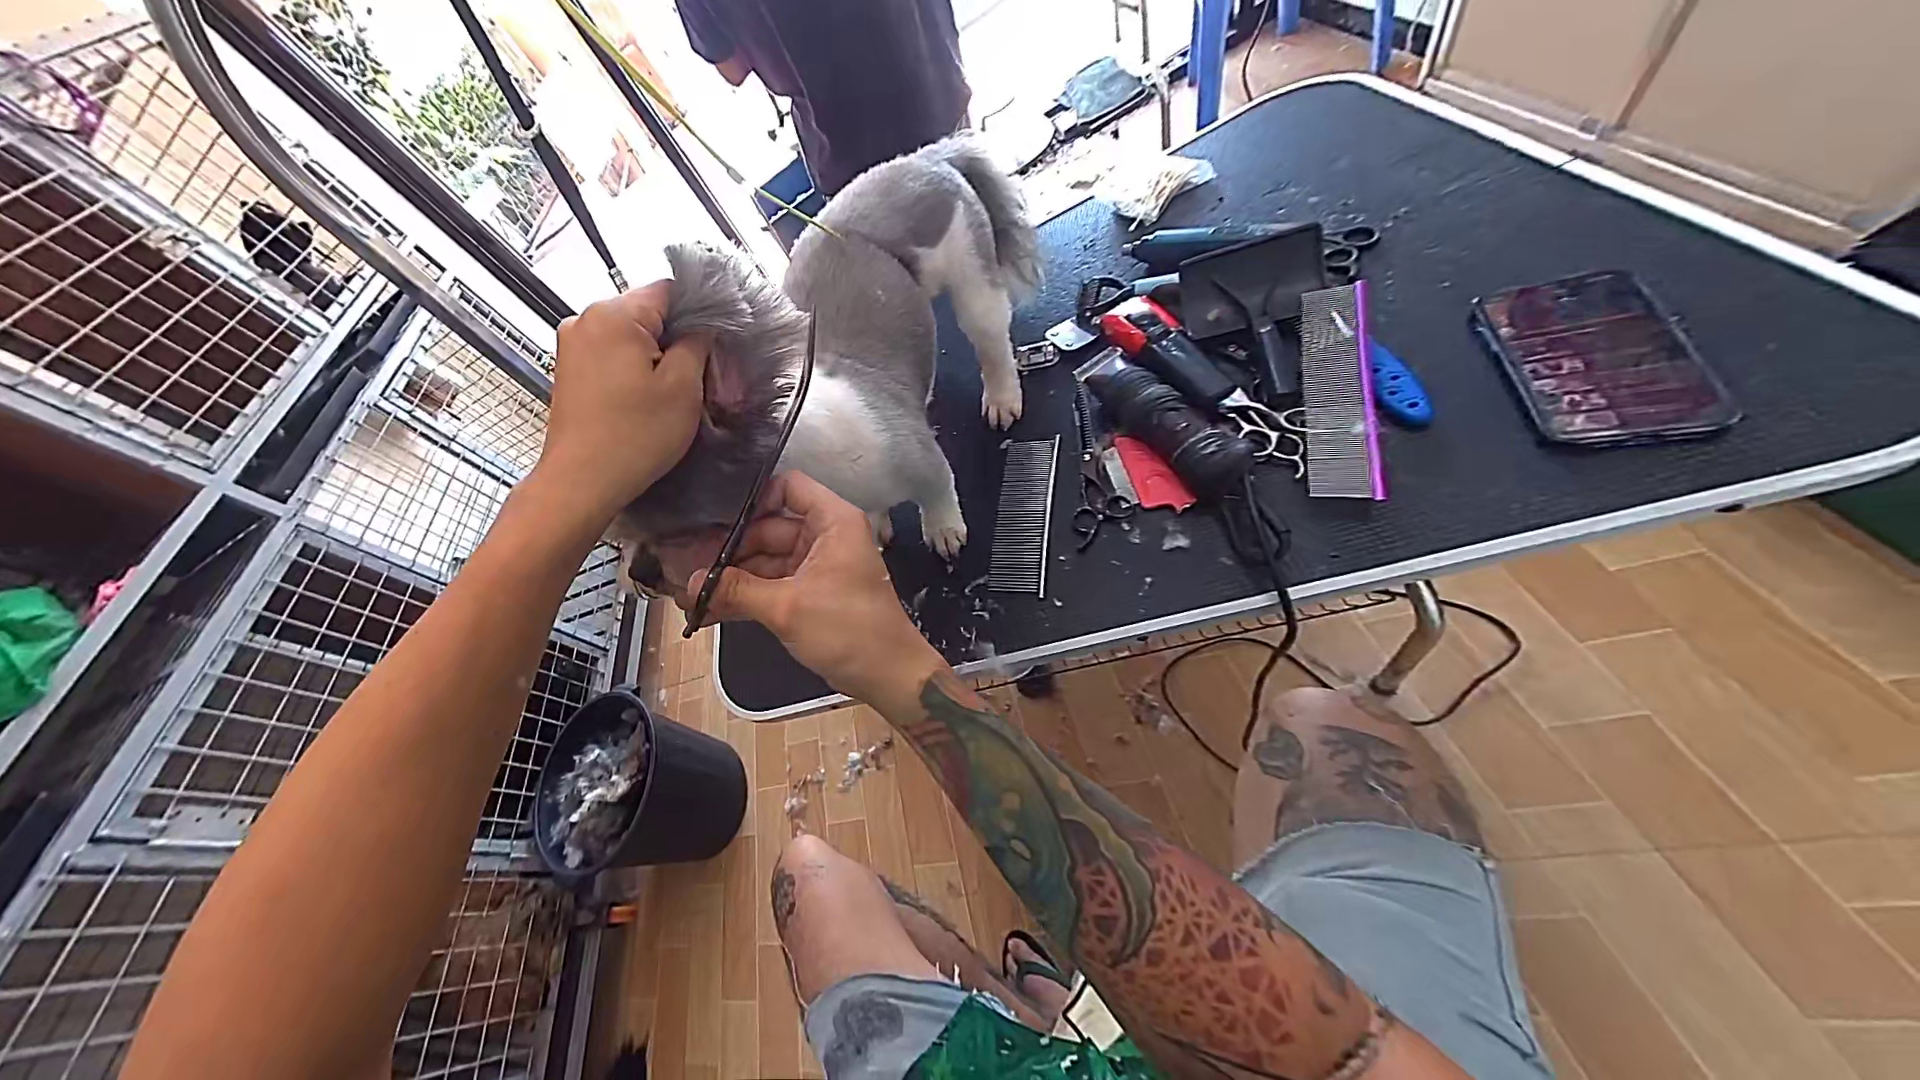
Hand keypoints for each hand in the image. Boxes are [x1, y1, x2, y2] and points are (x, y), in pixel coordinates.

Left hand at [531, 281, 708, 522]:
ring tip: (677, 394)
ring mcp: (574, 345)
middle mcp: (586, 320)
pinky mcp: (571, 369)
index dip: (703, 311)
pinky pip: (615, 355)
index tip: (720, 340)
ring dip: (660, 357)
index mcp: (614, 315)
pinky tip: (651, 400)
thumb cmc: (633, 437)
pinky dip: (638, 370)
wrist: (583, 480)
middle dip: (680, 340)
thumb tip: (703, 328)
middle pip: (650, 313)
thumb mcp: (683, 387)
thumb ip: (697, 345)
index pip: (670, 290)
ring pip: (633, 336)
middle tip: (704, 376)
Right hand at [682, 472, 941, 705]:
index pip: (788, 487)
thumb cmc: (849, 630)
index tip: (714, 519)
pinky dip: (746, 595)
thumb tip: (690, 582)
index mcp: (833, 522)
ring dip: (732, 577)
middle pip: (768, 527)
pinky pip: (771, 584)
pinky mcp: (810, 593)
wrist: (886, 675)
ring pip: (766, 559)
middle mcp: (825, 537)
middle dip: (729, 548)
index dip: (753, 498)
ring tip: (689, 592)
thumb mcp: (788, 607)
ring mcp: (817, 566)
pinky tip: (709, 609)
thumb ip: (737, 590)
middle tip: (685, 565)